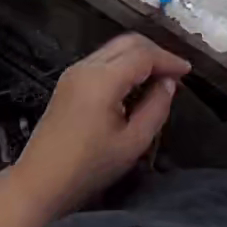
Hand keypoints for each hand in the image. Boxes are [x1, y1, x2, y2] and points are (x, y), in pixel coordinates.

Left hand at [4, 34, 189, 217]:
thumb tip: (168, 83)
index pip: (143, 55)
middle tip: (175, 72)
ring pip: (114, 48)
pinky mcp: (68, 80)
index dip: (168, 59)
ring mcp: (74, 71)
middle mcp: (87, 66)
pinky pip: (103, 60)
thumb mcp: (132, 143)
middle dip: (155, 52)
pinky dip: (123, 63)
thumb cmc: (88, 168)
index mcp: (103, 79)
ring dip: (139, 56)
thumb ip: (156, 108)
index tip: (188, 71)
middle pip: (128, 42)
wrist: (39, 183)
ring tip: (159, 77)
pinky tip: (135, 83)